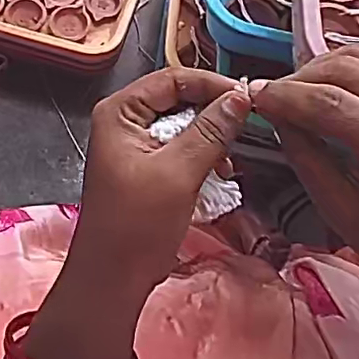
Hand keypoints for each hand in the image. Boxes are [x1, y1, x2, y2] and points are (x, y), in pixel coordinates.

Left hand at [68, 68, 251, 304]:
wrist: (112, 279)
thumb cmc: (136, 225)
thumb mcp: (178, 173)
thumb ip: (210, 132)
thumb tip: (239, 98)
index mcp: (119, 112)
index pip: (171, 79)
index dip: (211, 84)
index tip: (246, 97)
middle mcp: (124, 120)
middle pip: (177, 99)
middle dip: (212, 113)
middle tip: (245, 126)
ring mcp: (134, 144)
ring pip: (182, 124)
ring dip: (210, 138)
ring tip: (229, 160)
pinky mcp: (146, 166)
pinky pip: (179, 147)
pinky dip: (201, 156)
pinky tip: (218, 173)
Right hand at [250, 46, 358, 303]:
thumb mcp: (337, 207)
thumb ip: (304, 153)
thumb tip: (272, 109)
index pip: (335, 105)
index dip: (287, 95)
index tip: (253, 96)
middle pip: (350, 70)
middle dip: (299, 78)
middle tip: (270, 97)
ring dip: (319, 67)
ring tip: (294, 91)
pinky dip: (341, 66)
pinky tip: (321, 86)